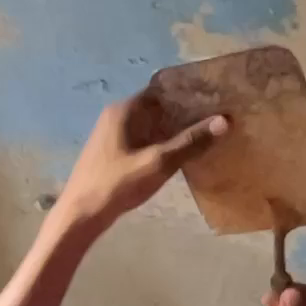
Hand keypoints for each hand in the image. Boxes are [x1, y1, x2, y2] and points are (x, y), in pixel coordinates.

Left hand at [53, 94, 228, 232]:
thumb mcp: (158, 163)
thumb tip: (224, 120)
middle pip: (158, 108)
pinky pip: (144, 141)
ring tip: (205, 136)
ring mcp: (113, 136)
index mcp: (125, 110)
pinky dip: (162, 144)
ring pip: (151, 126)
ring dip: (174, 131)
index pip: (162, 90)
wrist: (81, 215)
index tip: (214, 98)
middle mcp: (117, 116)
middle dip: (185, 113)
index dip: (188, 93)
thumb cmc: (117, 184)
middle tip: (216, 118)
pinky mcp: (114, 154)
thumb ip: (190, 141)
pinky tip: (180, 156)